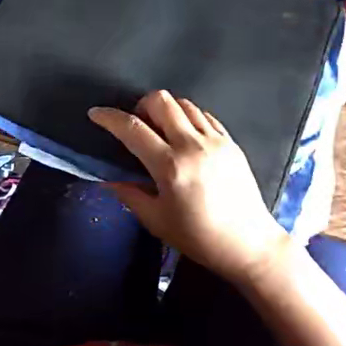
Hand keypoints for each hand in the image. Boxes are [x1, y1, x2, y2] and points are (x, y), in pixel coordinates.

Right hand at [89, 90, 294, 283]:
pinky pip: (205, 116)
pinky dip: (188, 118)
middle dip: (140, 106)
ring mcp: (215, 141)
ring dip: (166, 110)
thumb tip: (108, 179)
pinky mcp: (231, 143)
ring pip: (184, 103)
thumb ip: (130, 194)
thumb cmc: (199, 237)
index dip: (110, 117)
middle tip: (136, 126)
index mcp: (170, 166)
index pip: (133, 128)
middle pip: (161, 101)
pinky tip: (184, 137)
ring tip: (161, 131)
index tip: (96, 114)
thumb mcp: (156, 220)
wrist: (249, 245)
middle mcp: (192, 146)